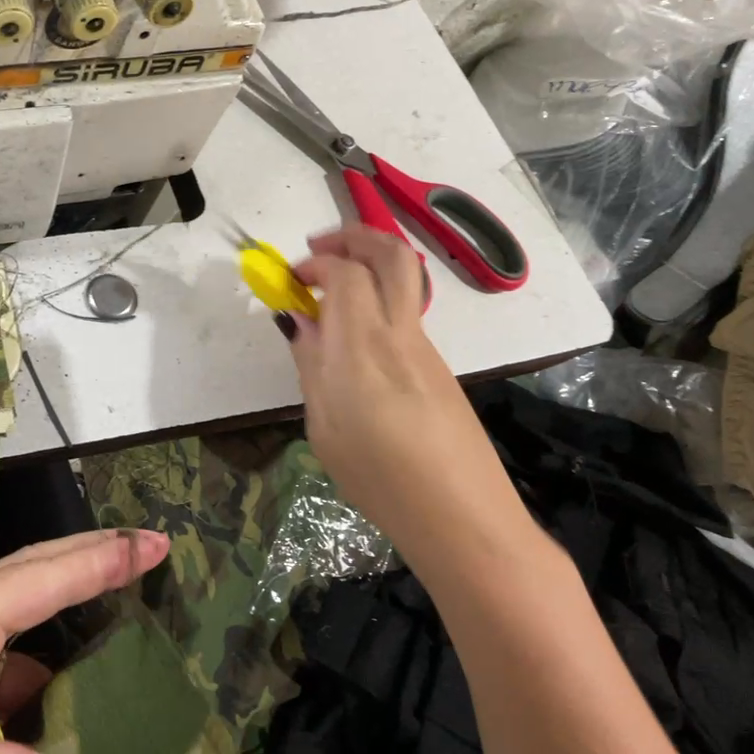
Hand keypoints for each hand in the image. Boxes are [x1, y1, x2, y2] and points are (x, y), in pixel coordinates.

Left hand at [0, 528, 170, 753]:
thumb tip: (59, 751)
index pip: (39, 577)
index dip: (100, 559)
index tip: (152, 539)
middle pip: (30, 590)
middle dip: (87, 574)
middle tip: (148, 564)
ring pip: (16, 656)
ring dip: (64, 663)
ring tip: (123, 672)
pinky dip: (28, 708)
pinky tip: (51, 729)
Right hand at [278, 226, 528, 565]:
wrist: (463, 518)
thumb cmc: (380, 479)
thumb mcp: (324, 426)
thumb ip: (311, 364)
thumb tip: (299, 321)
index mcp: (364, 348)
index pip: (344, 272)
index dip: (313, 263)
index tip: (289, 280)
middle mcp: (400, 334)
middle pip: (391, 254)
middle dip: (353, 235)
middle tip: (318, 247)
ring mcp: (426, 349)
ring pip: (403, 280)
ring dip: (365, 266)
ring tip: (327, 293)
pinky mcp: (439, 367)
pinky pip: (404, 314)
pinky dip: (375, 301)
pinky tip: (352, 342)